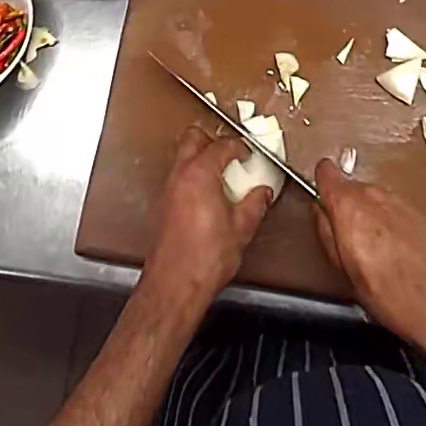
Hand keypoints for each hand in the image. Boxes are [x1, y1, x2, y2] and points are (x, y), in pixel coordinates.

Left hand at [145, 126, 271, 302]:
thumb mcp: (241, 228)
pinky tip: (207, 196)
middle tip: (229, 154)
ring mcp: (168, 190)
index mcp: (200, 174)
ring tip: (220, 174)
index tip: (247, 154)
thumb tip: (263, 193)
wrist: (173, 287)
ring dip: (200, 157)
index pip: (221, 145)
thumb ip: (255, 204)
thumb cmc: (203, 259)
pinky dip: (192, 177)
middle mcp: (180, 176)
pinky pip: (178, 177)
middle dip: (212, 139)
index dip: (238, 147)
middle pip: (192, 137)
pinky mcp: (163, 206)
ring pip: (182, 156)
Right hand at [313, 158, 425, 347]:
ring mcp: (397, 200)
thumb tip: (320, 214)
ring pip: (373, 199)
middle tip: (347, 240)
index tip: (321, 195)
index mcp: (347, 203)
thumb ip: (325, 230)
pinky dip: (390, 223)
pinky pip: (393, 210)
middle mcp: (372, 193)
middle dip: (347, 208)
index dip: (322, 181)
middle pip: (351, 188)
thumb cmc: (387, 290)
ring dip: (370, 216)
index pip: (326, 171)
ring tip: (375, 252)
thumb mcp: (340, 266)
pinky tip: (394, 252)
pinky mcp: (416, 211)